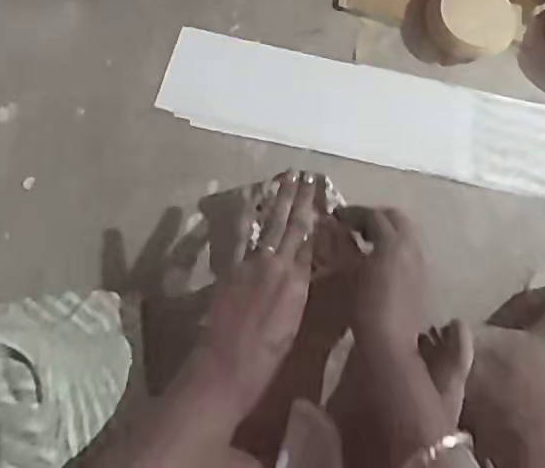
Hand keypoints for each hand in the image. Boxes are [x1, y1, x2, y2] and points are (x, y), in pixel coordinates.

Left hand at [183, 172, 320, 417]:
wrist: (224, 369)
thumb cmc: (264, 360)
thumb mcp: (292, 326)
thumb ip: (298, 291)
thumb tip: (305, 268)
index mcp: (298, 284)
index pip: (310, 242)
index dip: (315, 217)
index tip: (320, 195)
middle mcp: (278, 267)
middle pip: (293, 226)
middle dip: (301, 199)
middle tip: (308, 175)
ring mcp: (253, 264)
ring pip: (272, 223)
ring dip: (280, 198)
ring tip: (288, 177)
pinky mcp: (233, 267)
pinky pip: (244, 234)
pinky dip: (250, 215)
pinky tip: (252, 198)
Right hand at [340, 206, 428, 348]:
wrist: (393, 347)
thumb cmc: (367, 309)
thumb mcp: (352, 275)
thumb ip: (349, 249)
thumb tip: (341, 233)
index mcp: (393, 241)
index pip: (373, 215)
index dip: (354, 214)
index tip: (337, 217)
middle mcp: (412, 245)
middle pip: (394, 217)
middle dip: (374, 217)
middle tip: (354, 226)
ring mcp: (423, 260)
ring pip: (406, 230)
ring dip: (388, 229)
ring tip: (368, 241)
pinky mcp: (426, 276)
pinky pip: (412, 247)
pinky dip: (397, 243)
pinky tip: (383, 258)